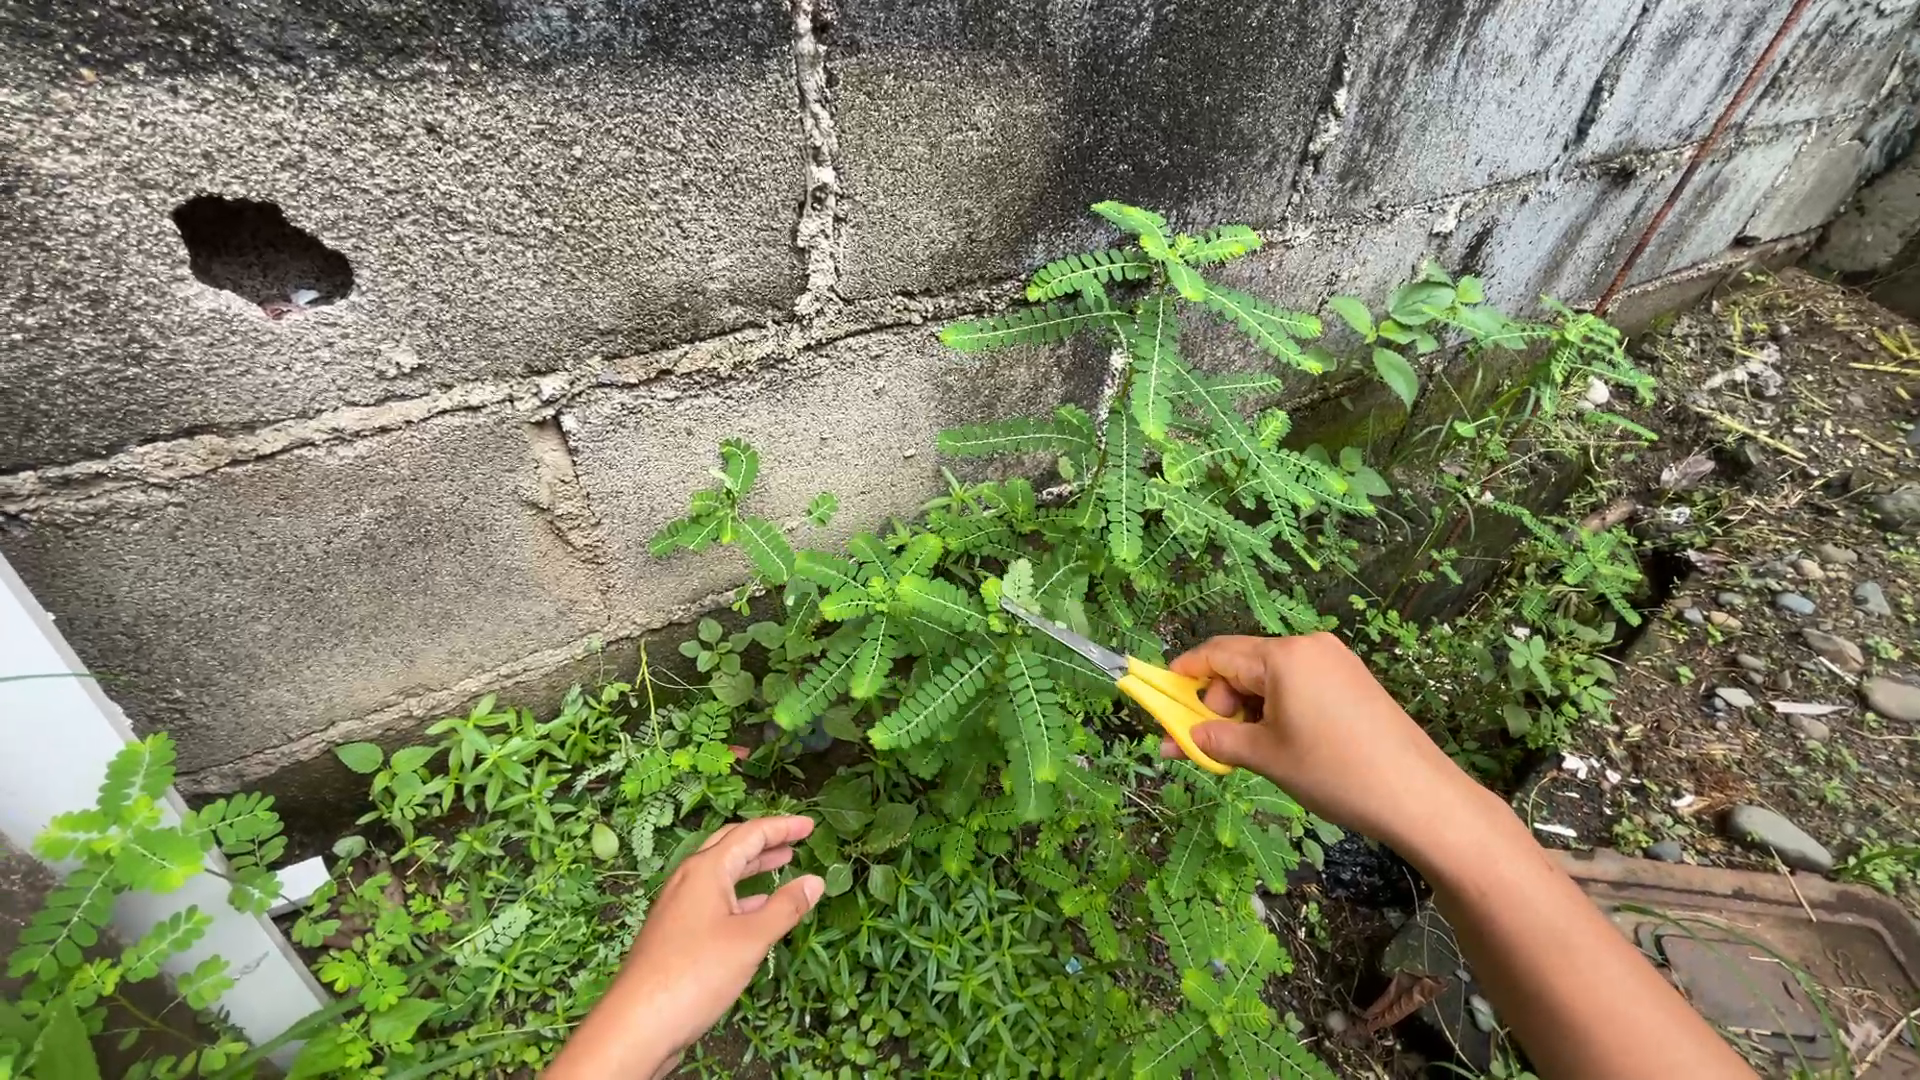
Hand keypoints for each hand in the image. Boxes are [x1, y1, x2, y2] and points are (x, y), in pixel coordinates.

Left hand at [545, 816, 824, 1078]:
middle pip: (731, 845)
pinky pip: (713, 897)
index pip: (751, 833)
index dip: (783, 827)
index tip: (810, 826)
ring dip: (752, 866)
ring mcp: (679, 906)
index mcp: (707, 869)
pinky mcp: (675, 932)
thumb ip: (786, 907)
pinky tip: (756, 908)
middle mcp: (689, 879)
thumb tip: (815, 881)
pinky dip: (739, 894)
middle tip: (795, 839)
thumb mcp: (750, 939)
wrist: (635, 1027)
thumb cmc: (695, 974)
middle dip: (765, 840)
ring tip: (782, 863)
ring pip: (721, 873)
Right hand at [1161, 633, 1500, 853]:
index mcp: (1283, 656)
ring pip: (1269, 677)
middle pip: (1242, 664)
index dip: (1184, 673)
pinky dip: (1274, 708)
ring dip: (1245, 708)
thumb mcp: (1265, 757)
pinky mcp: (1352, 681)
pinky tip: (1276, 741)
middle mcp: (1308, 647)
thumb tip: (1178, 738)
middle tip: (1207, 739)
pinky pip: (1296, 685)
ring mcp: (1335, 662)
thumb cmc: (1335, 772)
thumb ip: (1214, 739)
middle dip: (1217, 700)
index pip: (1217, 654)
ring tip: (1243, 748)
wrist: (1423, 799)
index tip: (1162, 694)